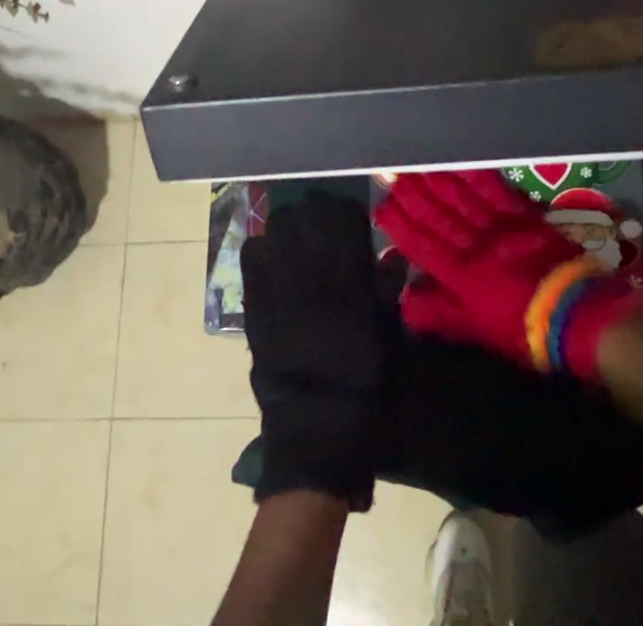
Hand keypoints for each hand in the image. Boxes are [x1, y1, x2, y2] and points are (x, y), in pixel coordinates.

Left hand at [241, 193, 382, 509]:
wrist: (317, 431)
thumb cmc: (365, 389)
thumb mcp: (389, 338)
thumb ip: (388, 292)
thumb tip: (390, 255)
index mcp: (351, 286)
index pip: (344, 222)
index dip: (345, 210)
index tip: (349, 212)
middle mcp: (313, 280)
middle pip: (305, 218)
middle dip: (314, 211)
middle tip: (320, 217)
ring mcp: (278, 291)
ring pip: (276, 232)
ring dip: (287, 226)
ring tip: (294, 234)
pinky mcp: (254, 307)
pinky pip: (251, 260)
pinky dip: (261, 249)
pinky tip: (269, 255)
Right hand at [374, 170, 642, 379]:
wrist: (581, 317)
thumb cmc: (526, 330)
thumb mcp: (475, 330)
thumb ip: (438, 313)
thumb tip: (404, 301)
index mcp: (459, 275)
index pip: (421, 244)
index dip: (399, 225)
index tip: (381, 208)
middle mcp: (475, 245)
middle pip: (437, 215)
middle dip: (411, 195)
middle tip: (391, 174)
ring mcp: (501, 228)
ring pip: (461, 198)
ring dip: (437, 179)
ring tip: (417, 163)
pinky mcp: (526, 217)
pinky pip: (495, 190)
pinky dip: (476, 175)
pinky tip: (462, 163)